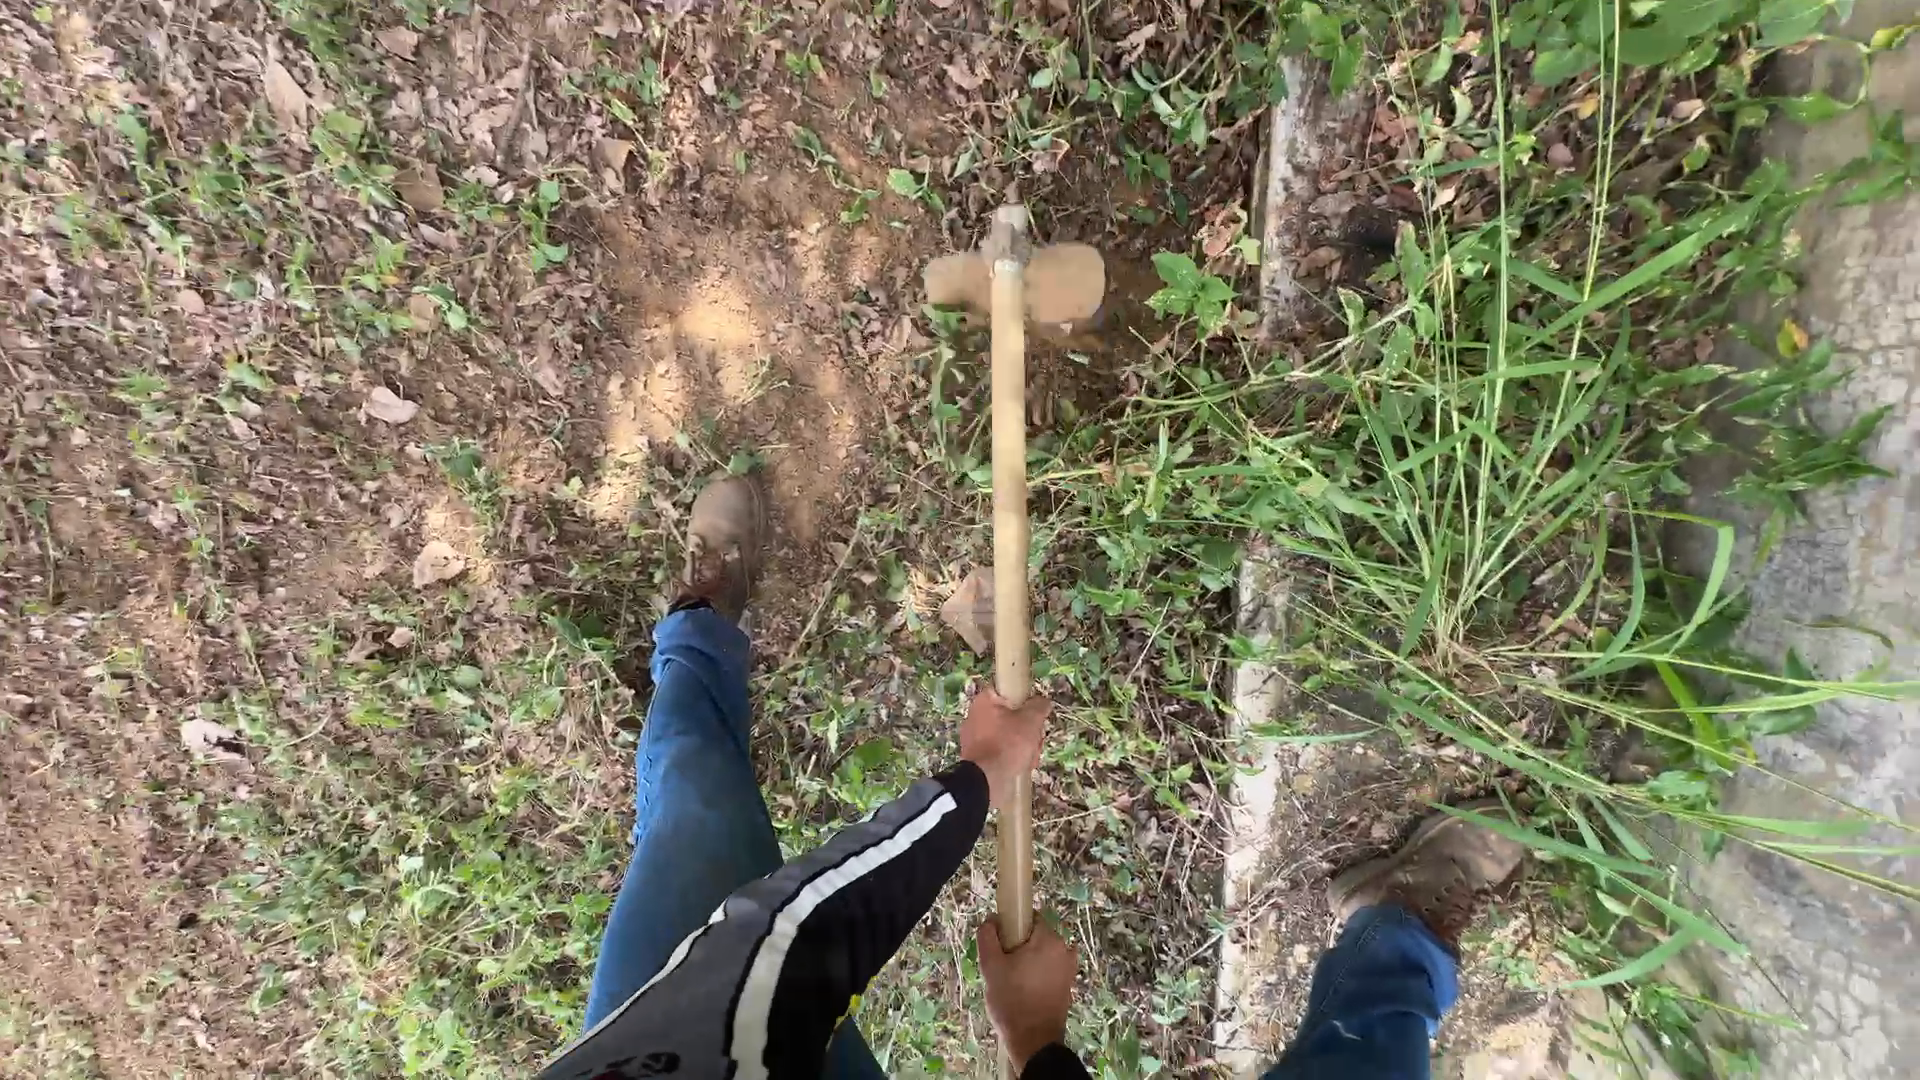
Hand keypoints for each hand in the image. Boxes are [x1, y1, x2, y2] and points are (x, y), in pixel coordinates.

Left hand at [959, 688, 1050, 809]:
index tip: (1034, 712)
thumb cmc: (1007, 744)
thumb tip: (1043, 701)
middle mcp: (976, 715)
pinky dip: (1012, 757)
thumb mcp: (1030, 721)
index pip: (1008, 691)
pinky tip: (1022, 766)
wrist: (986, 781)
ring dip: (1023, 745)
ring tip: (1030, 757)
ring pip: (1008, 735)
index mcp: (985, 700)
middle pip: (1011, 715)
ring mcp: (974, 737)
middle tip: (1035, 738)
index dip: (1025, 700)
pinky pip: (1000, 750)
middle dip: (1028, 729)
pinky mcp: (977, 756)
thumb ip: (1039, 707)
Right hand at [977, 915, 1076, 1069]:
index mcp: (1049, 938)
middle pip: (1035, 935)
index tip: (1001, 946)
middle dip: (1019, 946)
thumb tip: (991, 921)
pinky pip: (1049, 969)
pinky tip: (1025, 991)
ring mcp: (1069, 968)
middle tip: (1003, 967)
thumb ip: (988, 936)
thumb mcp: (991, 966)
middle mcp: (1064, 949)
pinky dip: (1038, 974)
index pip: (1028, 917)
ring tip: (1012, 982)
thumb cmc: (1012, 1001)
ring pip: (1041, 953)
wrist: (1033, 1044)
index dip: (1011, 928)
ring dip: (1028, 961)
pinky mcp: (1069, 985)